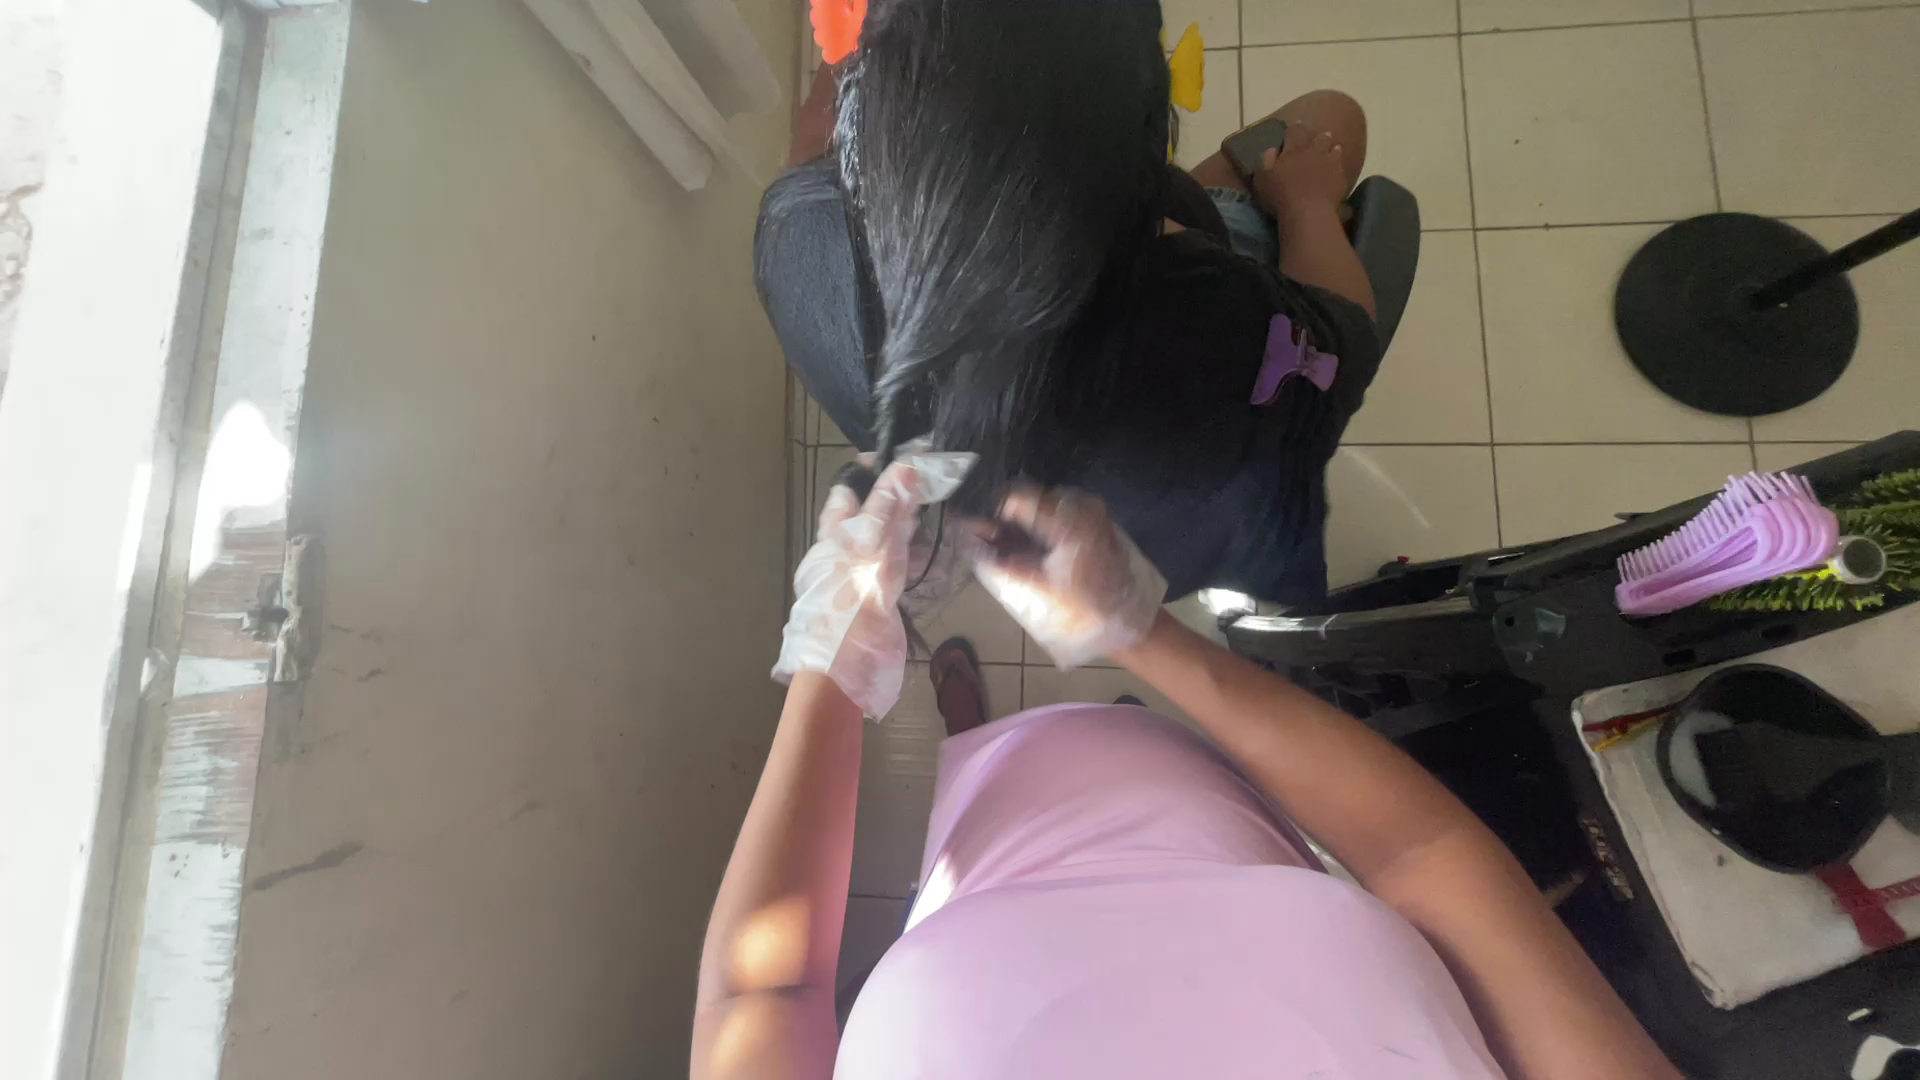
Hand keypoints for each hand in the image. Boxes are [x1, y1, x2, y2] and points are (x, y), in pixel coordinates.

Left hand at [773, 447, 972, 717]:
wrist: (847, 664)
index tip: (909, 457)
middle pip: (872, 513)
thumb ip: (890, 506)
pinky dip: (914, 558)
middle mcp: (846, 549)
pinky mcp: (878, 598)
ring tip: (941, 513)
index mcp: (836, 531)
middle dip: (899, 498)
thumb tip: (905, 464)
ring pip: (886, 541)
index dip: (875, 469)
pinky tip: (935, 556)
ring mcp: (861, 574)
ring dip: (910, 528)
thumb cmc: (853, 597)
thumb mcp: (874, 543)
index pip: (851, 488)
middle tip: (934, 483)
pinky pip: (896, 568)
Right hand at [968, 484, 1166, 668]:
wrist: (1129, 620)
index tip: (993, 540)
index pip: (1016, 496)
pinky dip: (1047, 527)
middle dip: (1012, 521)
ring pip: (1044, 504)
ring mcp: (1093, 510)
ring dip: (1029, 524)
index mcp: (1065, 519)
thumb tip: (967, 539)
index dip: (998, 517)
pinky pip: (1062, 512)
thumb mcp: (1035, 586)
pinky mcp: (1098, 518)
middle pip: (1030, 498)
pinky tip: (1046, 552)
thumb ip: (998, 559)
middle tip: (1005, 550)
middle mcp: (1081, 505)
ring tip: (1027, 554)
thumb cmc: (1081, 608)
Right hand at [1252, 130, 1346, 222]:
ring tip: (1330, 151)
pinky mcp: (1340, 176)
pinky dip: (1337, 167)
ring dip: (1331, 149)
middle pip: (1318, 137)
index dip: (1293, 128)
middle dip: (1317, 137)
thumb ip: (1265, 161)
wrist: (1308, 212)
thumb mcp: (1262, 179)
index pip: (1294, 130)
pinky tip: (1335, 171)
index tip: (1292, 128)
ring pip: (1334, 148)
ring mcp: (1331, 161)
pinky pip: (1340, 167)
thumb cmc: (1280, 196)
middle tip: (1315, 140)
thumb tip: (1271, 149)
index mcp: (1295, 148)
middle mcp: (1315, 149)